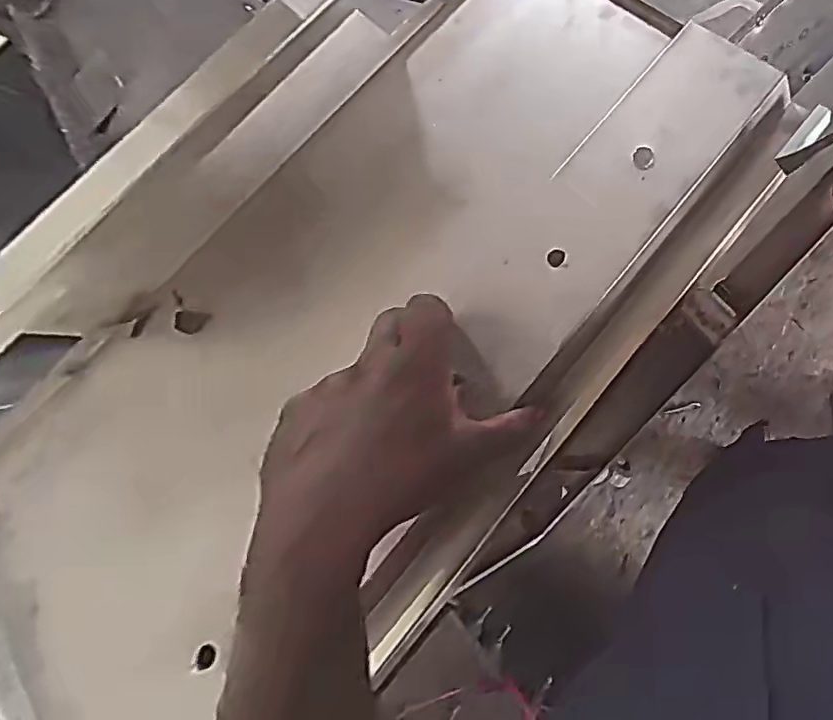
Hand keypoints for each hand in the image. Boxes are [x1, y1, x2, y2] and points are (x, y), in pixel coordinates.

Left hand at [252, 295, 539, 572]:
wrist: (317, 526)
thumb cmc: (402, 478)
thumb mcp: (468, 456)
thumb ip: (507, 430)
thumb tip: (539, 416)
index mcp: (416, 362)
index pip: (425, 308)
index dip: (437, 316)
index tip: (446, 338)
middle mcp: (370, 364)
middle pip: (390, 322)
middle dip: (407, 336)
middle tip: (424, 374)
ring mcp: (327, 388)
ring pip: (357, 365)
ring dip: (374, 380)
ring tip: (385, 425)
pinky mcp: (293, 416)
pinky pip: (322, 400)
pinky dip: (337, 412)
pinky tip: (345, 450)